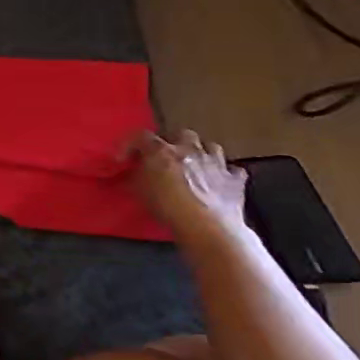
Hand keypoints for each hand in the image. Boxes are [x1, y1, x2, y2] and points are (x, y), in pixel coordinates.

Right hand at [130, 130, 248, 239]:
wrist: (206, 225)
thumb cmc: (166, 206)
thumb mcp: (139, 190)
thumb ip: (137, 174)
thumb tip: (135, 169)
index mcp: (161, 151)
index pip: (141, 136)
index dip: (131, 145)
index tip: (124, 160)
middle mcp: (190, 150)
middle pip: (182, 134)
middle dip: (174, 141)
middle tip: (166, 156)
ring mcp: (216, 163)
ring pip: (211, 146)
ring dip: (202, 152)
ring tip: (194, 164)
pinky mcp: (235, 179)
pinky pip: (233, 169)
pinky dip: (225, 172)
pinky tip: (219, 180)